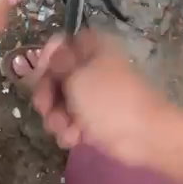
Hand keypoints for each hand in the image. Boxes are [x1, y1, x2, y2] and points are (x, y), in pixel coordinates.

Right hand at [28, 30, 182, 167]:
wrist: (144, 136)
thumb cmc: (109, 102)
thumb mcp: (77, 76)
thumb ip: (57, 63)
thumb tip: (50, 54)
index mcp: (92, 49)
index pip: (59, 44)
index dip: (45, 59)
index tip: (38, 75)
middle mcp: (91, 68)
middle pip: (54, 76)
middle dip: (47, 96)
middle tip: (46, 109)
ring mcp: (92, 96)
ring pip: (59, 102)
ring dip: (57, 118)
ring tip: (67, 129)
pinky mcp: (93, 120)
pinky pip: (70, 121)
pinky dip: (69, 131)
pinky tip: (75, 139)